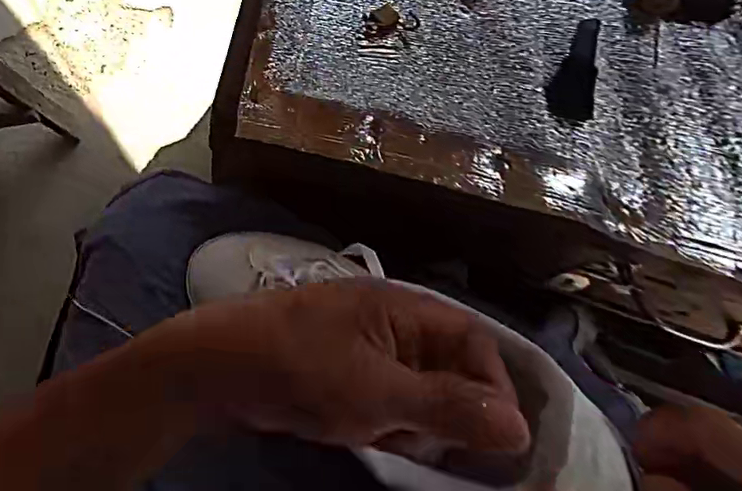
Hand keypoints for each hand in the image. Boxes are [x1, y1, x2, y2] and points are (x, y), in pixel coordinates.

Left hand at [159, 277, 530, 456]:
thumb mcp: (379, 392)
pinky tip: (358, 430)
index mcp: (395, 307)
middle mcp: (385, 322)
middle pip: (453, 373)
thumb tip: (521, 423)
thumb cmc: (299, 367)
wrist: (221, 367)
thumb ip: (451, 407)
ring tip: (376, 428)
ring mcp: (363, 348)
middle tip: (416, 433)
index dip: (492, 386)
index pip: (473, 339)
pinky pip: (391, 405)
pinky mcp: (344, 373)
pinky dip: (385, 426)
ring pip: (423, 397)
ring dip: (412, 426)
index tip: (491, 435)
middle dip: (446, 414)